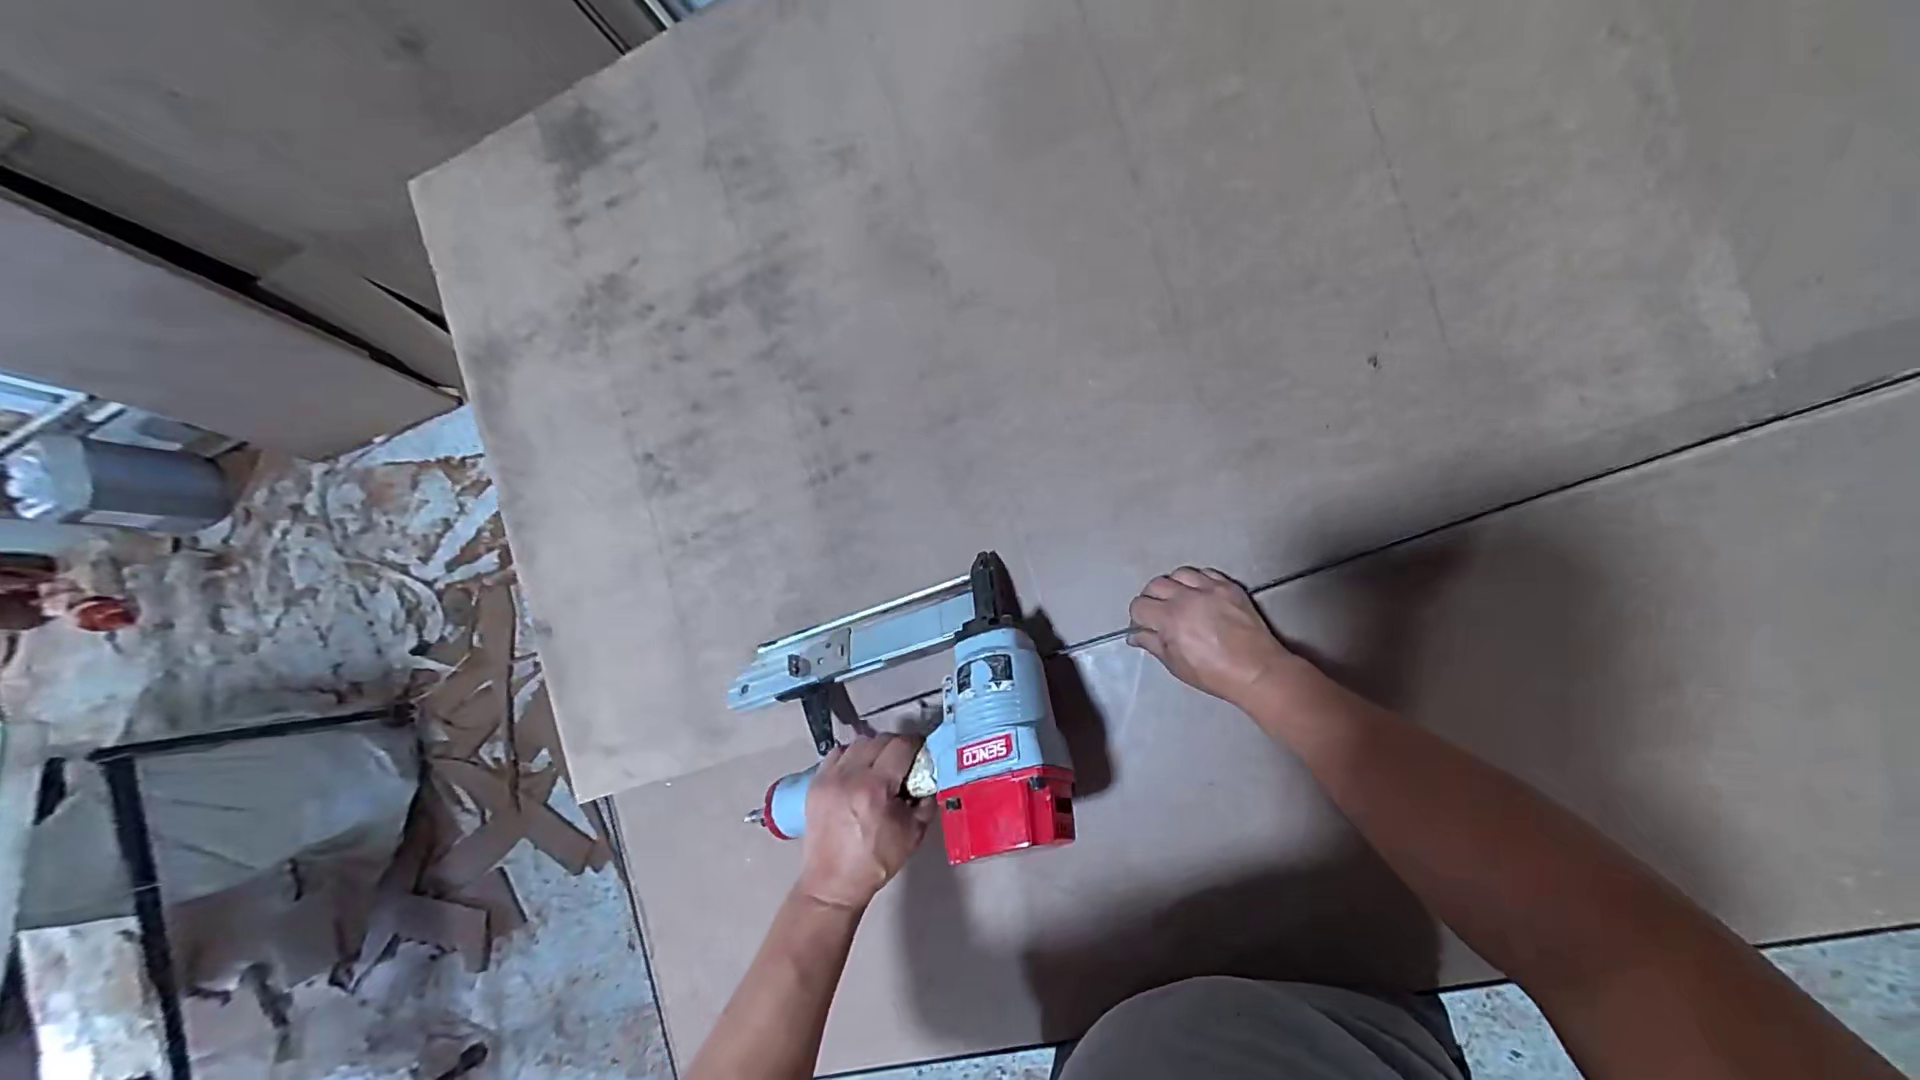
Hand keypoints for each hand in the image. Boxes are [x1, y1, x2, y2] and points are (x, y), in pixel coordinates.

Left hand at [796, 735, 934, 910]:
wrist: (832, 883)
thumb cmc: (876, 862)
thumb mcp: (914, 833)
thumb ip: (926, 799)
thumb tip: (929, 776)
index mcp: (875, 787)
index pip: (901, 746)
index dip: (917, 745)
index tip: (923, 753)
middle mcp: (850, 775)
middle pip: (880, 740)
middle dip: (897, 747)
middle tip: (905, 763)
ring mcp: (829, 777)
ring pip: (858, 743)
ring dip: (874, 749)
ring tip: (880, 767)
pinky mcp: (816, 782)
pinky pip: (838, 754)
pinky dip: (851, 756)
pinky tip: (858, 772)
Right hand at [1128, 566, 1296, 706]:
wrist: (1257, 670)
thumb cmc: (1213, 674)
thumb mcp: (1176, 664)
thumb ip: (1153, 643)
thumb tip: (1134, 635)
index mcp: (1170, 618)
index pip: (1139, 605)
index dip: (1138, 617)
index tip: (1146, 626)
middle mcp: (1187, 597)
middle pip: (1156, 584)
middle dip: (1151, 598)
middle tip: (1159, 613)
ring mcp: (1210, 589)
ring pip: (1179, 573)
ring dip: (1174, 585)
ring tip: (1179, 599)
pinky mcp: (1229, 587)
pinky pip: (1205, 573)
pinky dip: (1197, 580)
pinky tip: (1200, 594)